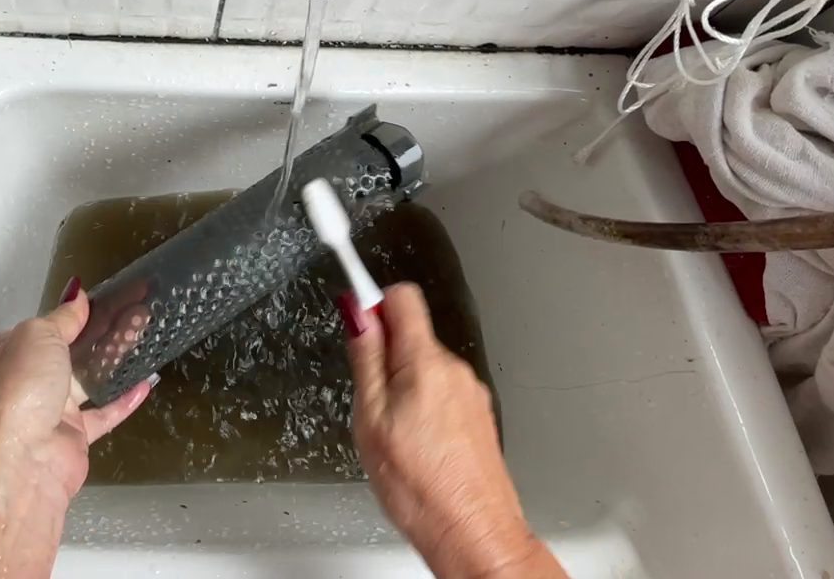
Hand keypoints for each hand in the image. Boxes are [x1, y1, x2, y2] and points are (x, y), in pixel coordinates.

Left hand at [0, 282, 152, 578]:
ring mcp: (48, 410)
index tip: (106, 296)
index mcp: (7, 351)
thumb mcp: (38, 336)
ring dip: (115, 356)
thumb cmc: (19, 391)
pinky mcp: (72, 437)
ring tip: (144, 331)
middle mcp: (25, 380)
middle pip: (69, 348)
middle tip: (136, 307)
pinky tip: (144, 384)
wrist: (20, 466)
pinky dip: (122, 400)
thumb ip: (63, 317)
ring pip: (87, 377)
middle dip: (101, 329)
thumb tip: (76, 294)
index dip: (75, 310)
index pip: (44, 324)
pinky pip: (102, 414)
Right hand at [343, 283, 566, 578]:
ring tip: (395, 432)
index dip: (373, 301)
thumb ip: (365, 358)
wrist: (475, 537)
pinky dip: (422, 405)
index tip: (355, 317)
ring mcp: (470, 393)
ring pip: (423, 365)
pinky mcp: (477, 415)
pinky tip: (416, 445)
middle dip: (383, 355)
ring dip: (402, 384)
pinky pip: (440, 390)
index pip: (401, 296)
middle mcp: (453, 369)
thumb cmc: (421, 488)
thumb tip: (357, 312)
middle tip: (371, 399)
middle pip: (410, 333)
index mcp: (424, 362)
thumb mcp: (371, 418)